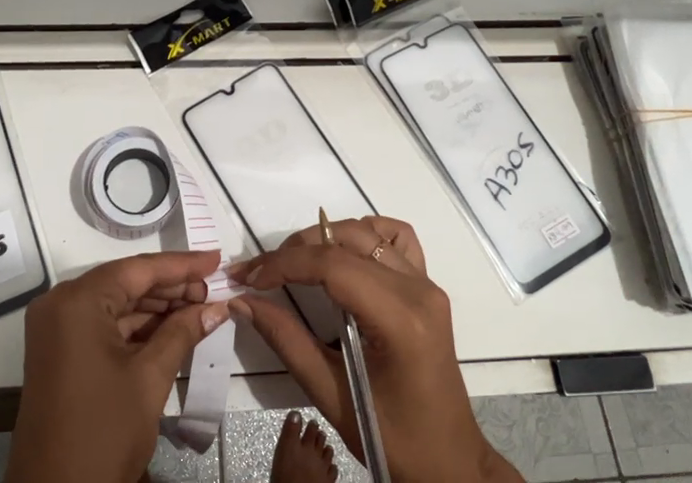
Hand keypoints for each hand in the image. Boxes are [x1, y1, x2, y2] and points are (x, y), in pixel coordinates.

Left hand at [6, 251, 230, 482]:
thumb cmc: (103, 431)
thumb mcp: (150, 378)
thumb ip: (182, 333)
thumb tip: (216, 306)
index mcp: (77, 302)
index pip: (137, 270)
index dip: (181, 265)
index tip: (217, 259)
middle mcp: (60, 305)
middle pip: (125, 284)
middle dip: (170, 287)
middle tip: (213, 289)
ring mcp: (56, 330)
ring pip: (115, 305)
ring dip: (156, 308)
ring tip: (200, 308)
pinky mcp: (59, 353)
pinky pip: (103, 326)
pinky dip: (137, 328)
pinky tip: (172, 329)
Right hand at [227, 217, 519, 482]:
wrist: (448, 461)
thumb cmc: (391, 439)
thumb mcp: (332, 395)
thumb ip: (287, 341)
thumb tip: (243, 302)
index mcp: (400, 320)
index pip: (332, 266)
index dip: (283, 264)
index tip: (247, 278)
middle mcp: (419, 290)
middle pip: (348, 241)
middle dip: (296, 250)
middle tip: (259, 274)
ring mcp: (428, 285)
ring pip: (369, 233)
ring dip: (325, 239)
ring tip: (293, 264)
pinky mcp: (428, 288)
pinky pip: (397, 240)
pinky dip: (365, 236)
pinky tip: (342, 254)